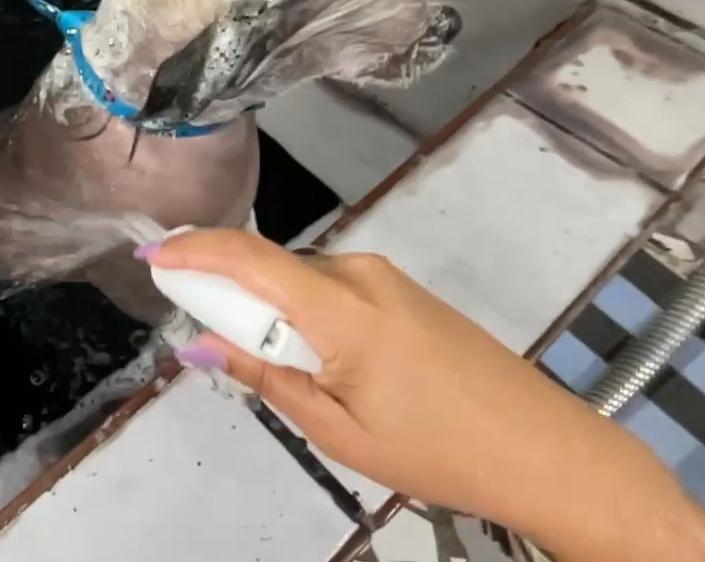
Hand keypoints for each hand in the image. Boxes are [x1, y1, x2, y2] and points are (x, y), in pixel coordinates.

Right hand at [149, 230, 704, 559]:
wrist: (554, 454)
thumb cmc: (437, 450)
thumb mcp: (336, 429)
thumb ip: (262, 376)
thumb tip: (199, 345)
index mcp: (339, 305)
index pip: (246, 256)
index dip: (191, 249)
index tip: (150, 256)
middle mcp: (358, 273)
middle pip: (268, 265)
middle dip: (226, 289)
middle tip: (208, 330)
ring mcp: (385, 278)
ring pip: (297, 278)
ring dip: (266, 304)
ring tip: (276, 361)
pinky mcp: (402, 290)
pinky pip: (328, 286)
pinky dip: (300, 307)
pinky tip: (320, 355)